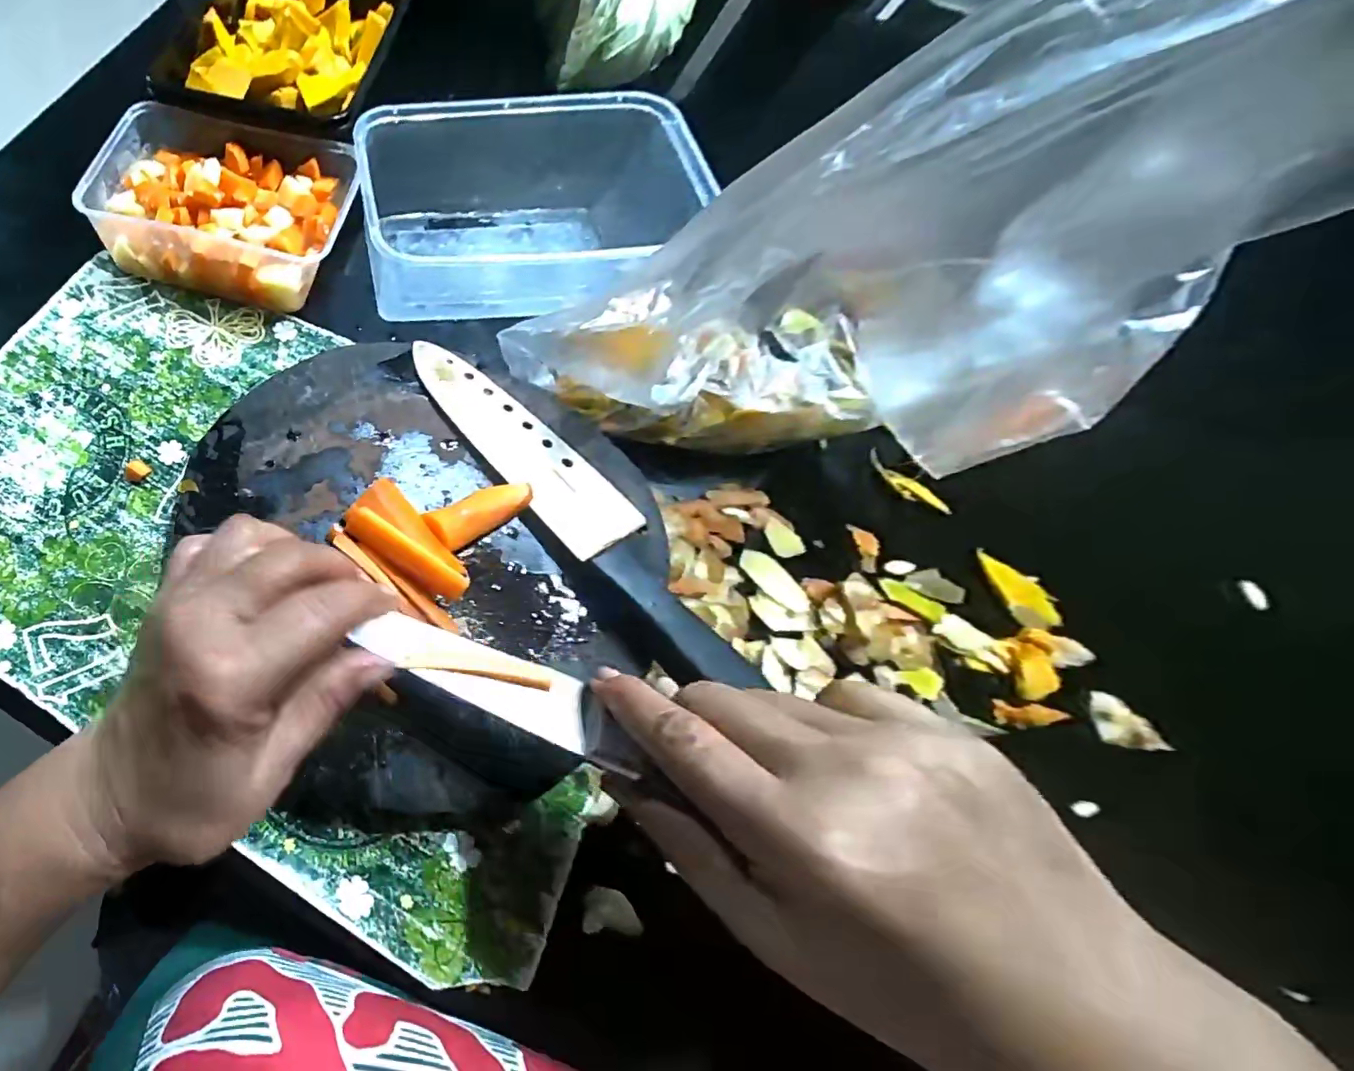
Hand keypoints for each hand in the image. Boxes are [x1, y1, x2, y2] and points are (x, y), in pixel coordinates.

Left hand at [62, 516, 397, 876]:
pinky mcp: (164, 593)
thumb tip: (381, 655)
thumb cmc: (192, 801)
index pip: (318, 611)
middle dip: (341, 569)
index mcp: (230, 674)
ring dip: (296, 550)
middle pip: (290, 560)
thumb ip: (324, 703)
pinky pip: (213, 542)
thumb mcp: (270, 772)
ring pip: (251, 535)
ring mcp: (176, 599)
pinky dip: (250, 547)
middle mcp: (200, 619)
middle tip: (366, 596)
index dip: (366, 601)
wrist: (109, 793)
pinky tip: (266, 577)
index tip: (393, 608)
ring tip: (320, 584)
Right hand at [593, 675, 1330, 1070]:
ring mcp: (906, 742)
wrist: (1085, 1006)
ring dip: (756, 727)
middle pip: (723, 700)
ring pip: (777, 696)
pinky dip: (821, 721)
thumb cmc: (900, 989)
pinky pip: (845, 695)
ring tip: (789, 779)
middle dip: (689, 715)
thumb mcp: (774, 940)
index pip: (686, 741)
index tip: (602, 681)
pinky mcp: (952, 730)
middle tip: (694, 753)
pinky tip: (851, 767)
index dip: (634, 705)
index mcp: (798, 835)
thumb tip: (628, 782)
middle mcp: (845, 771)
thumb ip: (690, 851)